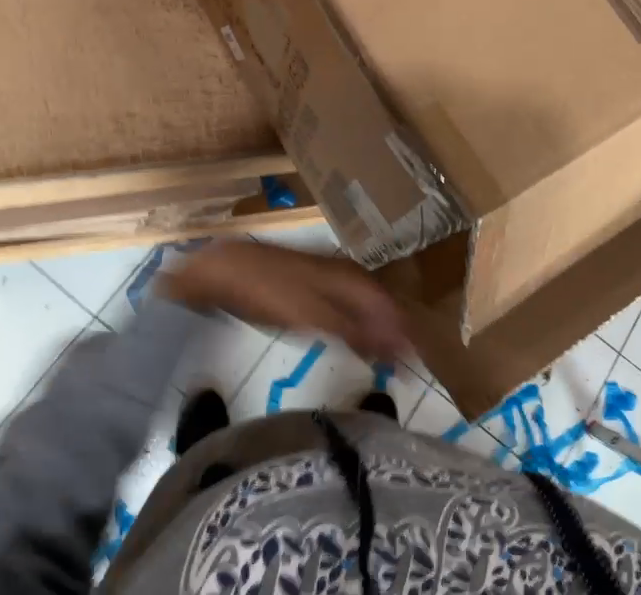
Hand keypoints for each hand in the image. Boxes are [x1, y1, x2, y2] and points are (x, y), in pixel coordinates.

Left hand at [159, 240, 410, 360]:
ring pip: (364, 307)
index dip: (405, 337)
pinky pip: (344, 308)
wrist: (223, 270)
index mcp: (352, 279)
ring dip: (375, 332)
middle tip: (402, 370)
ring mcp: (326, 278)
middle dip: (393, 336)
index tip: (416, 367)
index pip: (392, 310)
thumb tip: (398, 343)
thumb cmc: (268, 291)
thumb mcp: (312, 315)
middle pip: (380, 307)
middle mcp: (346, 275)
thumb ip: (354, 329)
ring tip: (383, 361)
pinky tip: (351, 342)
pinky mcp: (309, 286)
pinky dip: (354, 327)